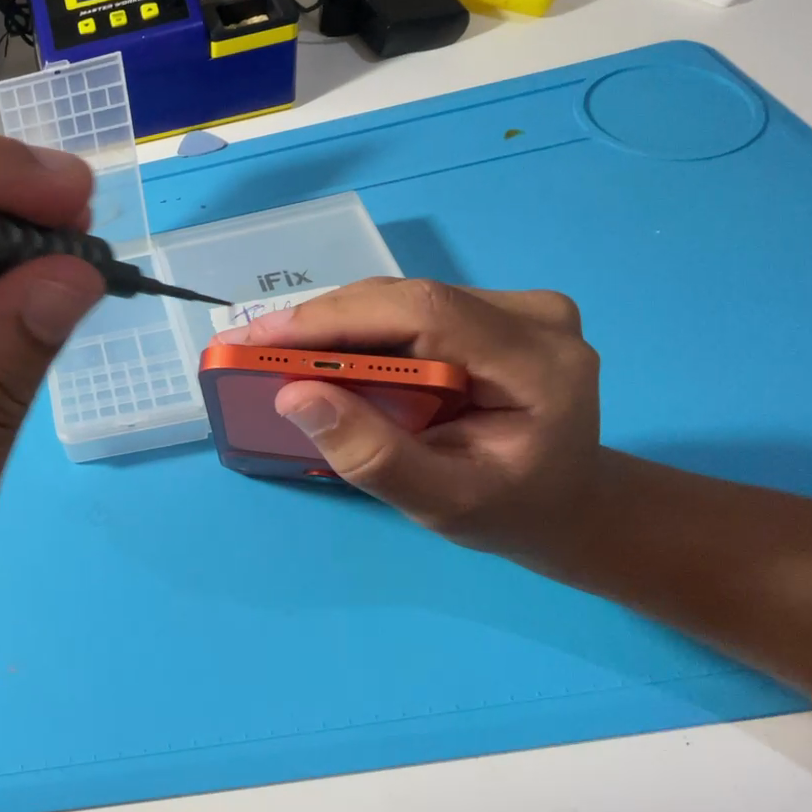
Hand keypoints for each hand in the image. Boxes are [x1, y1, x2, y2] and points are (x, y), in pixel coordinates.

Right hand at [213, 278, 602, 565]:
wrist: (567, 503)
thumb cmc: (510, 511)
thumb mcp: (440, 502)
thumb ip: (373, 455)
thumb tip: (293, 397)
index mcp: (536, 361)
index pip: (422, 314)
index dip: (334, 320)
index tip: (259, 340)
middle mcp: (530, 316)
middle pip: (403, 299)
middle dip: (317, 323)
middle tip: (243, 348)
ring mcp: (511, 307)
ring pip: (397, 300)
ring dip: (328, 325)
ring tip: (265, 350)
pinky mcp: (487, 311)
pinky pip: (403, 310)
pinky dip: (351, 331)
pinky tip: (313, 351)